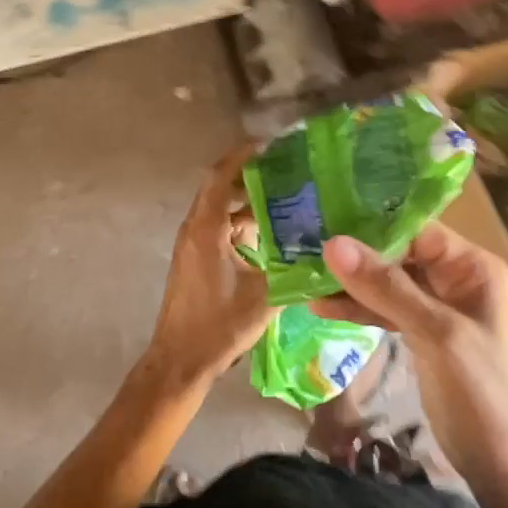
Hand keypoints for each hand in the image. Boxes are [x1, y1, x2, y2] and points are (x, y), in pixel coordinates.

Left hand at [146, 146, 272, 385]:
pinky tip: (268, 236)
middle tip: (286, 171)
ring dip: (246, 202)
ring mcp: (191, 244)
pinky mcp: (194, 259)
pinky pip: (217, 227)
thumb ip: (293, 271)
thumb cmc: (218, 326)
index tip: (271, 146)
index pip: (220, 176)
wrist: (180, 361)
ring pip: (220, 210)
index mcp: (206, 228)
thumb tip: (327, 255)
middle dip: (251, 176)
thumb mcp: (264, 297)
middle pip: (220, 188)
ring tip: (284, 200)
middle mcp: (195, 228)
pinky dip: (239, 223)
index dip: (243, 156)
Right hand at [311, 223, 507, 507]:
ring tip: (304, 279)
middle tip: (303, 246)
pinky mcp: (427, 340)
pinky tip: (323, 309)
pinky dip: (360, 311)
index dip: (372, 225)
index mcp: (473, 268)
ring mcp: (442, 312)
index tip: (323, 220)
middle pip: (400, 254)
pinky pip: (389, 313)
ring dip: (351, 285)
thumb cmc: (485, 394)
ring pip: (390, 285)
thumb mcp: (436, 334)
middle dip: (355, 255)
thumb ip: (386, 287)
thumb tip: (333, 243)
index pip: (417, 230)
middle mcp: (458, 281)